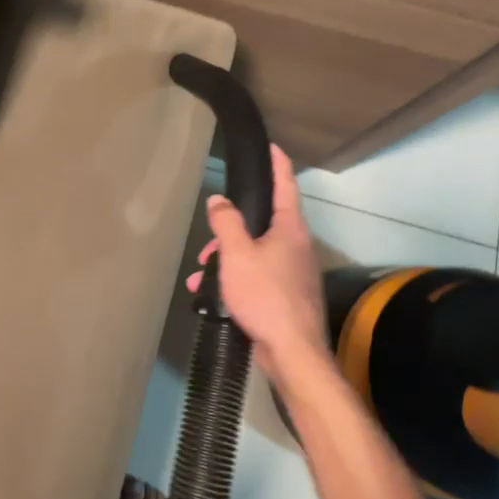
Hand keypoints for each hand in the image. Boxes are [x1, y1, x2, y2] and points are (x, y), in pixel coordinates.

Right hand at [186, 145, 330, 384]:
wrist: (292, 351)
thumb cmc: (265, 295)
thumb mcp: (237, 254)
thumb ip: (227, 223)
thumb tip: (220, 200)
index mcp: (290, 229)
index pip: (286, 185)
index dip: (278, 164)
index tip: (271, 146)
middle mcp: (297, 246)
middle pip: (264, 223)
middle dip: (233, 227)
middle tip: (211, 234)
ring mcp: (293, 272)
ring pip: (256, 252)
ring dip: (227, 258)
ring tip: (200, 273)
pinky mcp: (286, 296)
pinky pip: (256, 276)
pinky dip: (234, 279)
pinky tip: (210, 295)